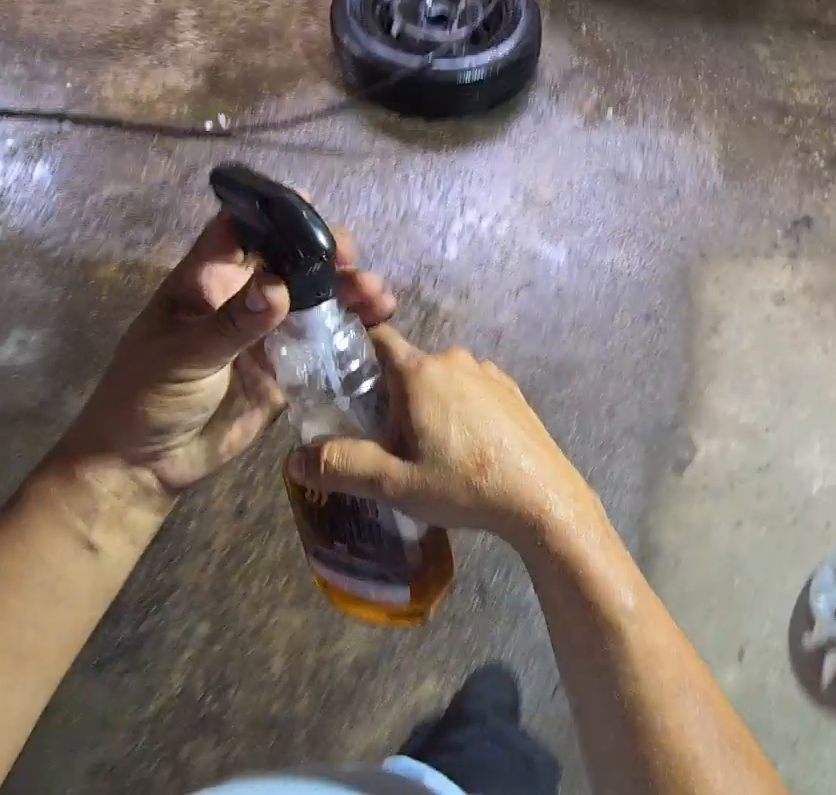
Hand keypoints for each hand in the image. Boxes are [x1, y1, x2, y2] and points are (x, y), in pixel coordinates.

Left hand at [59, 213, 396, 499]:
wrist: (148, 467)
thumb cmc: (143, 400)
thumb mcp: (180, 357)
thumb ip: (231, 323)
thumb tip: (279, 286)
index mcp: (206, 284)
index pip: (240, 232)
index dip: (274, 212)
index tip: (312, 204)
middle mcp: (244, 299)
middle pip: (292, 260)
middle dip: (326, 252)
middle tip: (351, 258)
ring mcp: (271, 332)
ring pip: (319, 296)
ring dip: (350, 288)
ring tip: (376, 294)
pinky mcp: (292, 365)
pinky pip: (329, 338)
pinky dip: (356, 326)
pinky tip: (379, 320)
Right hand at [286, 326, 602, 548]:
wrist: (541, 495)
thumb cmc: (464, 484)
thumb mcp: (393, 484)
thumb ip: (341, 466)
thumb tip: (294, 459)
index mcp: (421, 372)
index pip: (377, 341)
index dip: (354, 356)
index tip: (340, 384)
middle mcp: (455, 360)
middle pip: (407, 367)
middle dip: (390, 395)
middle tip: (381, 439)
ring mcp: (488, 373)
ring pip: (441, 380)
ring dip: (427, 404)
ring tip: (425, 450)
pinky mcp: (510, 390)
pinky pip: (470, 390)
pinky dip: (458, 409)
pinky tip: (463, 446)